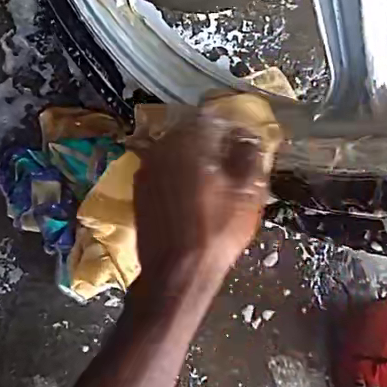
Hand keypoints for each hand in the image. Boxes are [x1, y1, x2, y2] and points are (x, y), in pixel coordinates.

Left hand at [132, 103, 272, 293]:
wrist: (177, 270)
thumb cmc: (216, 229)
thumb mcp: (247, 192)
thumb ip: (248, 155)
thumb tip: (247, 135)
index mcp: (187, 141)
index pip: (211, 117)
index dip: (230, 127)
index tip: (243, 141)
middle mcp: (160, 149)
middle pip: (189, 133)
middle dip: (210, 142)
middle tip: (230, 160)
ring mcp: (144, 170)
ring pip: (173, 153)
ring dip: (192, 159)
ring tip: (213, 179)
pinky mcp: (138, 191)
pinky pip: (162, 171)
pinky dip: (177, 175)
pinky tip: (192, 194)